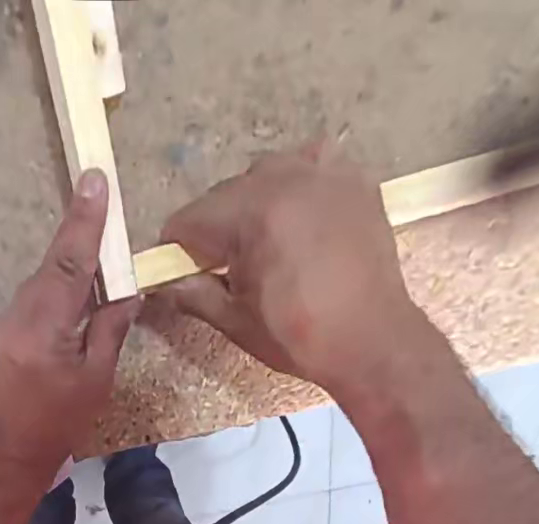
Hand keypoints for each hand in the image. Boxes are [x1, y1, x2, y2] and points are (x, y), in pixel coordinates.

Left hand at [0, 168, 139, 472]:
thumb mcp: (98, 378)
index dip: (84, 223)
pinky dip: (56, 296)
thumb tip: (125, 292)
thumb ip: (110, 329)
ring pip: (41, 285)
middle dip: (81, 245)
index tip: (94, 181)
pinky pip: (32, 301)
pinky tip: (75, 307)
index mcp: (43, 330)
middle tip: (106, 217)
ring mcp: (1, 323)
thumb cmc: (65, 421)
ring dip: (70, 276)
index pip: (67, 265)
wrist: (17, 450)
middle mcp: (14, 317)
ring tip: (100, 278)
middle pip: (53, 269)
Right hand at [158, 143, 433, 402]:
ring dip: (258, 205)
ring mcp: (325, 173)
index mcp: (251, 212)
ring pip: (268, 175)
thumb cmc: (303, 338)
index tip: (181, 271)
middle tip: (232, 269)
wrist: (374, 342)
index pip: (190, 219)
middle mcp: (286, 177)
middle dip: (220, 229)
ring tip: (272, 246)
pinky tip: (304, 217)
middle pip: (227, 194)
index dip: (178, 249)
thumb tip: (164, 285)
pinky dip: (300, 186)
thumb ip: (195, 295)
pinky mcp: (355, 181)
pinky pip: (313, 166)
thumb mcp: (239, 323)